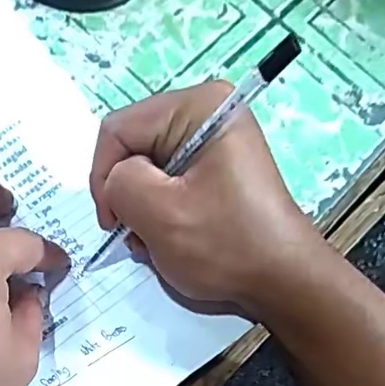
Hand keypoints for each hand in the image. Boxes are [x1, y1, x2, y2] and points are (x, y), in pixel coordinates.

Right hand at [90, 81, 332, 320]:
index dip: (104, 177)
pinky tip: (173, 239)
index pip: (118, 129)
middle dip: (127, 195)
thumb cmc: (225, 246)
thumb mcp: (161, 214)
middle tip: (138, 236)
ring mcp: (213, 144)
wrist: (281, 279)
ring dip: (143, 211)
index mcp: (197, 106)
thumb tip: (116, 182)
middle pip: (134, 148)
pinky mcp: (217, 172)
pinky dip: (161, 214)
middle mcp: (206, 113)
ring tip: (158, 242)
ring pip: (148, 171)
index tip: (113, 224)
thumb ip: (121, 185)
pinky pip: (169, 185)